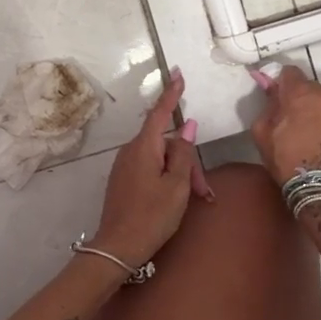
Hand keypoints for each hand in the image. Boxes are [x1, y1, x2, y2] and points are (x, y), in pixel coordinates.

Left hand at [91, 71, 210, 268]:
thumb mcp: (176, 185)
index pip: (159, 112)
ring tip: (195, 198)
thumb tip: (187, 126)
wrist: (118, 247)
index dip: (171, 93)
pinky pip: (150, 170)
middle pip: (165, 144)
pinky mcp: (123, 180)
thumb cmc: (152, 215)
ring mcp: (124, 165)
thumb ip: (182, 154)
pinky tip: (177, 200)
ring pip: (159, 159)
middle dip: (186, 161)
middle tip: (202, 190)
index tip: (178, 72)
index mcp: (143, 147)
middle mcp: (130, 150)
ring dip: (179, 174)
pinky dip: (167, 180)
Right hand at [251, 65, 320, 186]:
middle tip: (298, 119)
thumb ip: (268, 104)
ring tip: (317, 132)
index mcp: (300, 93)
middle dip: (303, 97)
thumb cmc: (286, 160)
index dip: (282, 83)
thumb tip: (272, 89)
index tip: (280, 95)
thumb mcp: (262, 131)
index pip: (289, 72)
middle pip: (310, 87)